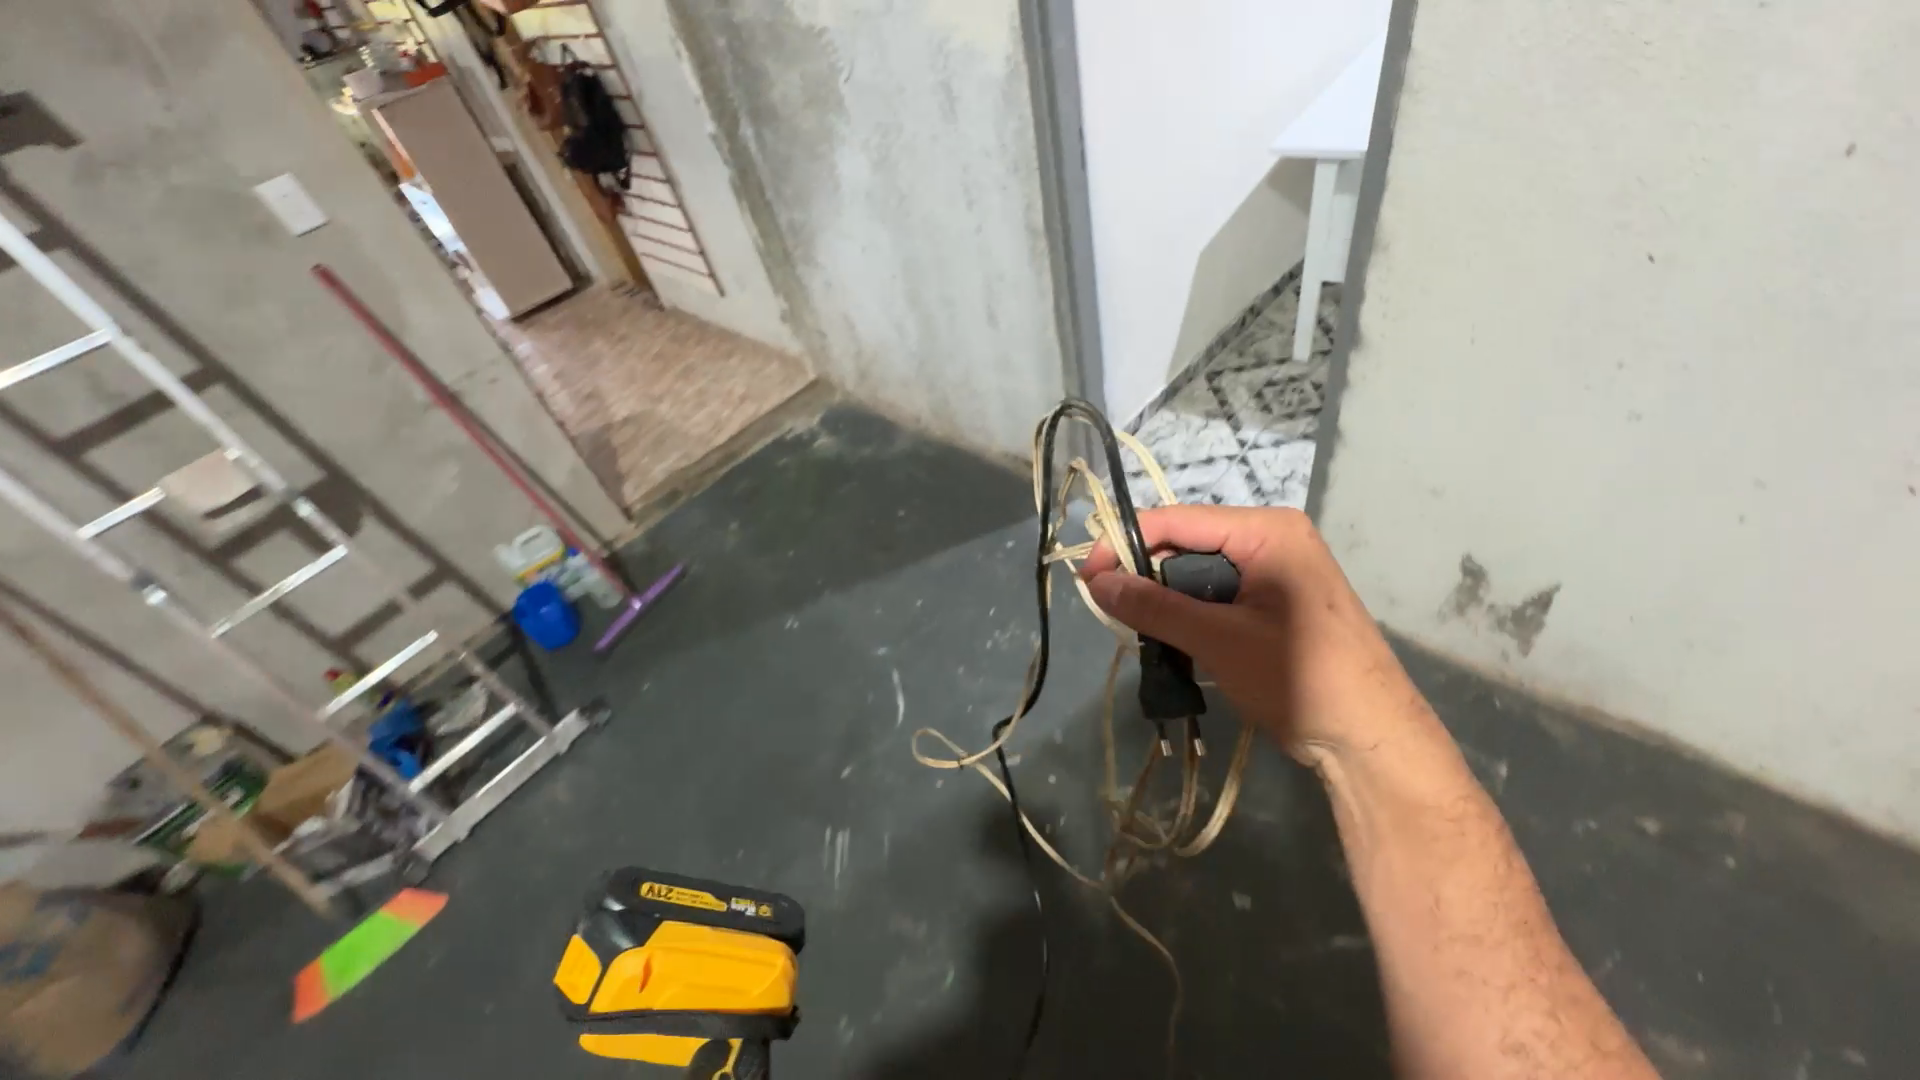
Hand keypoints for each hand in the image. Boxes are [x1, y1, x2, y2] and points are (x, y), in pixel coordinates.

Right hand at [1081, 505, 1436, 767]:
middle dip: (1145, 574)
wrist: (1371, 740)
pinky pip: (1217, 595)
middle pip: (1186, 544)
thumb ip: (1154, 606)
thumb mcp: (1218, 639)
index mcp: (1267, 531)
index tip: (1087, 577)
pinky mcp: (1275, 604)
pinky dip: (1189, 614)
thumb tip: (1095, 583)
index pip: (1178, 520)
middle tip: (1107, 609)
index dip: (1126, 542)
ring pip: (1198, 573)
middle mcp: (1272, 539)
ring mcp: (1276, 572)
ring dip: (1164, 599)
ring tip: (1133, 628)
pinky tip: (1169, 639)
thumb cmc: (1299, 678)